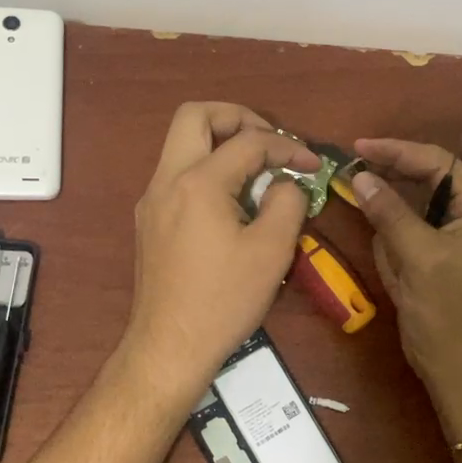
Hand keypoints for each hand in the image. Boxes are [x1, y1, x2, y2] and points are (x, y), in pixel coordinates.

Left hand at [122, 102, 317, 388]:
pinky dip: (206, 170)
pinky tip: (231, 203)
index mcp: (198, 182)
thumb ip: (287, 203)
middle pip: (195, 116)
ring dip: (219, 143)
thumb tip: (286, 184)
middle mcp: (166, 181)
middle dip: (237, 117)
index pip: (248, 141)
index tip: (312, 164)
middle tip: (269, 141)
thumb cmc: (224, 301)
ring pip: (180, 144)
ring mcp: (152, 201)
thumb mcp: (271, 251)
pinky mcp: (149, 222)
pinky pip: (176, 175)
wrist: (169, 346)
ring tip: (255, 171)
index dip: (287, 146)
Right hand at [350, 138, 461, 389]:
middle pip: (428, 180)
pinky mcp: (443, 255)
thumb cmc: (445, 310)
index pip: (439, 163)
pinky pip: (412, 233)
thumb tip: (359, 175)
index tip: (358, 147)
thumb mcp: (417, 256)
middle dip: (391, 180)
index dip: (397, 151)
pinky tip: (389, 258)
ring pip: (415, 207)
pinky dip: (394, 239)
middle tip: (351, 169)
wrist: (457, 367)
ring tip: (371, 224)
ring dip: (391, 217)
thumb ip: (389, 212)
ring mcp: (460, 236)